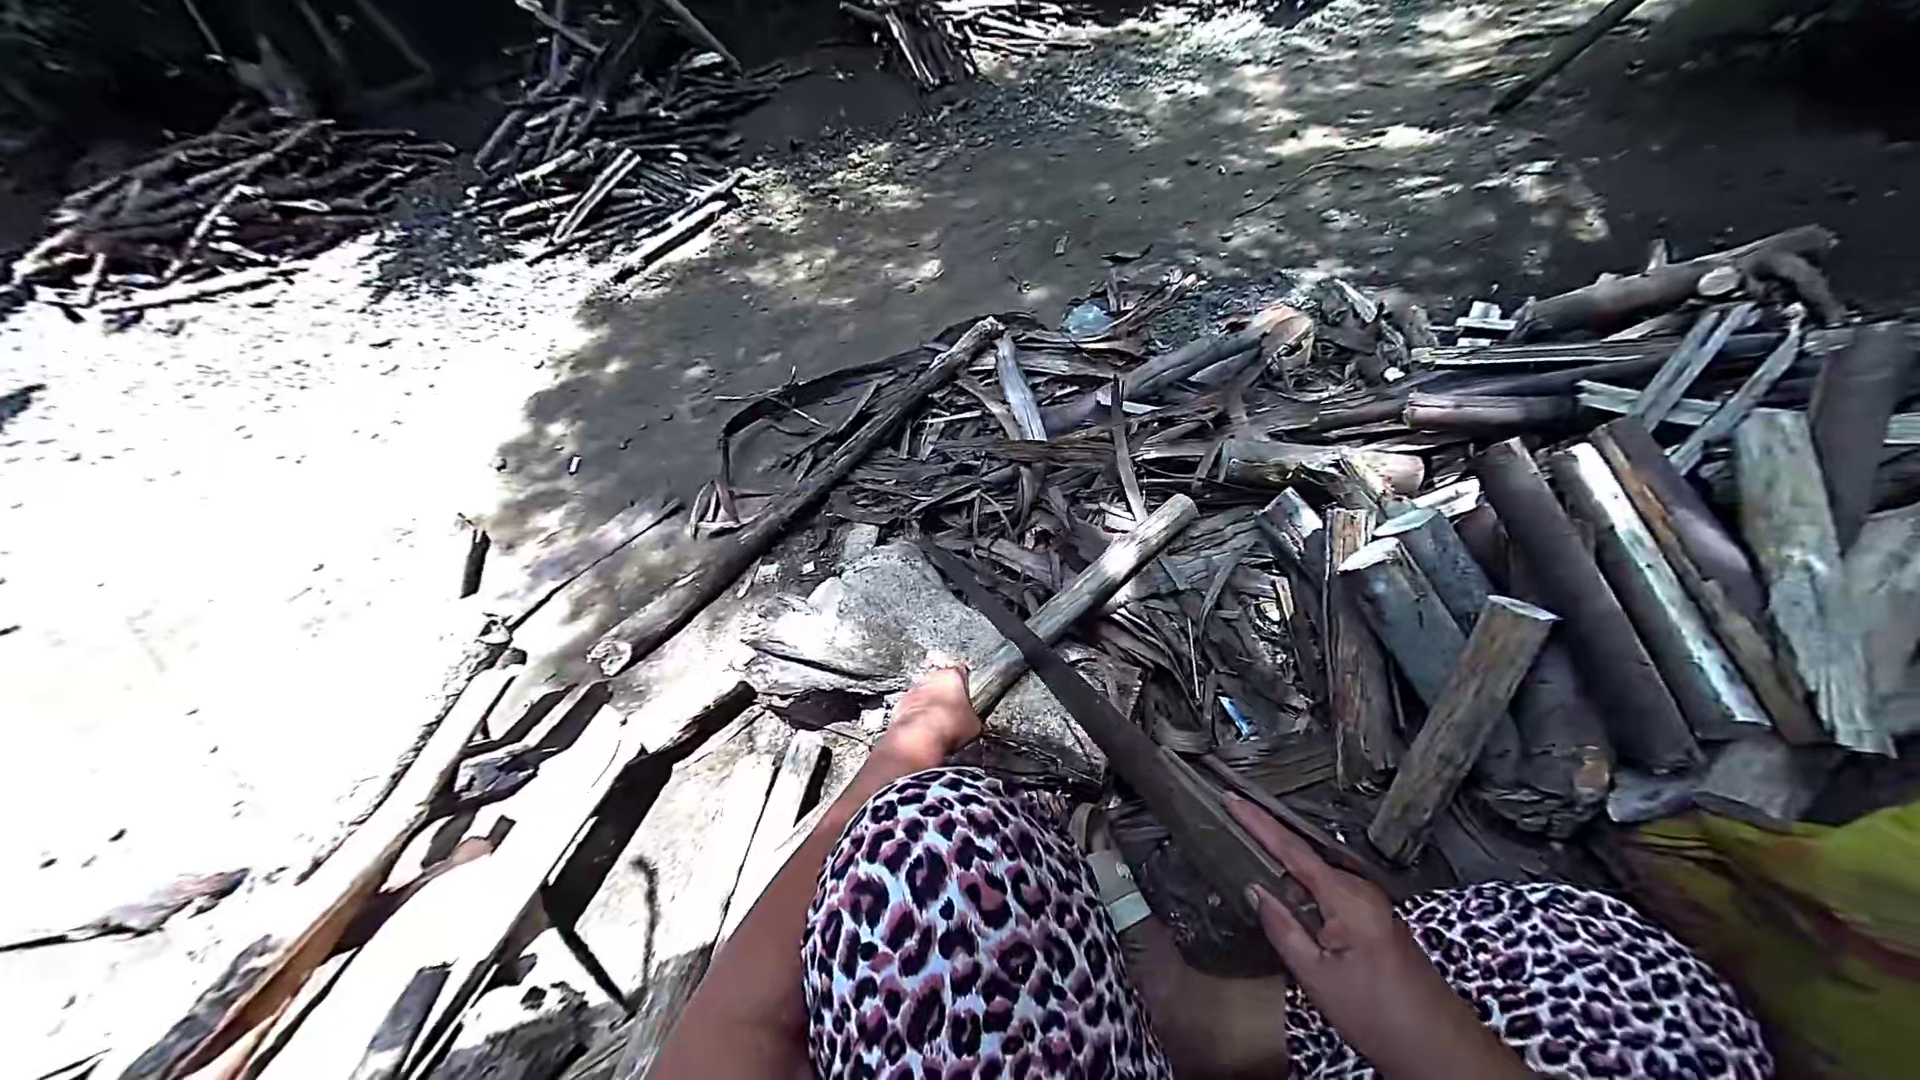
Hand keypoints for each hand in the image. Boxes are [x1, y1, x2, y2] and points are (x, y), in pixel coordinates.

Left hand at [876, 666, 981, 767]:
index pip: (961, 673)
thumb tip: (973, 724)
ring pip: (923, 696)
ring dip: (928, 707)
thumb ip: (973, 716)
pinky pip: (910, 710)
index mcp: (951, 675)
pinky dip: (915, 719)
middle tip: (952, 714)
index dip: (964, 686)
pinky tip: (923, 733)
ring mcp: (912, 692)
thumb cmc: (949, 726)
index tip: (967, 696)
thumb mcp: (974, 724)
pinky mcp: (899, 707)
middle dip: (944, 696)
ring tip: (937, 727)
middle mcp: (930, 678)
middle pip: (939, 683)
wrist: (920, 738)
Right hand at [1227, 797, 1531, 1079]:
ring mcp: (1371, 902)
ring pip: (1315, 870)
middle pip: (1303, 852)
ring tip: (1247, 838)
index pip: (1291, 848)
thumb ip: (1282, 927)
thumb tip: (1256, 889)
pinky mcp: (1374, 917)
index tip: (1231, 796)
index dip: (1257, 821)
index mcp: (1346, 898)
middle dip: (1267, 831)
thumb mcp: (1318, 977)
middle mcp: (1361, 890)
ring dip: (1283, 856)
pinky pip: (1328, 887)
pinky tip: (1283, 883)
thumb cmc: (1381, 1018)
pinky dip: (1301, 879)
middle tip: (1231, 809)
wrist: (1445, 1054)